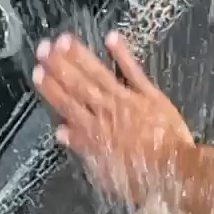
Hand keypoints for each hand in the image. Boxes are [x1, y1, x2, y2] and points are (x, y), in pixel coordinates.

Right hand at [32, 31, 196, 205]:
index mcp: (95, 132)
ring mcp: (127, 100)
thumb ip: (83, 147)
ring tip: (64, 39)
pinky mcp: (148, 94)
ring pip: (99, 75)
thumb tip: (61, 131)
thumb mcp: (106, 172)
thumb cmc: (141, 177)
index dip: (51, 88)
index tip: (37, 71)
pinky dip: (122, 54)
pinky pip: (132, 71)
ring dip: (81, 56)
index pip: (67, 105)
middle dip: (59, 66)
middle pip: (79, 85)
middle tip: (44, 47)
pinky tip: (111, 37)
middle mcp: (107, 112)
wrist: (176, 171)